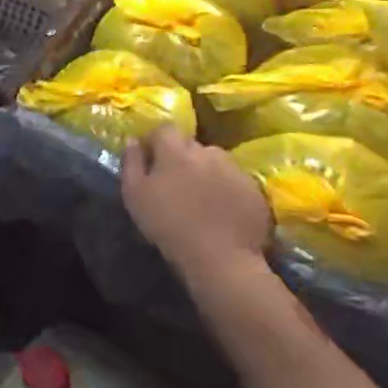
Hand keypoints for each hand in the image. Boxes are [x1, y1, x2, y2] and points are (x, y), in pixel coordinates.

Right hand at [122, 127, 272, 291]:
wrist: (220, 258)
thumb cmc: (168, 226)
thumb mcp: (134, 195)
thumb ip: (132, 162)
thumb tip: (133, 139)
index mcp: (176, 152)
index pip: (164, 129)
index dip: (156, 141)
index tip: (150, 159)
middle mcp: (208, 152)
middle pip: (191, 144)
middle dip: (181, 157)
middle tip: (174, 182)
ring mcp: (235, 169)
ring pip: (215, 160)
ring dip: (206, 170)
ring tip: (201, 197)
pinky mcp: (255, 189)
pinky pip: (235, 179)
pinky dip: (226, 188)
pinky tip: (221, 210)